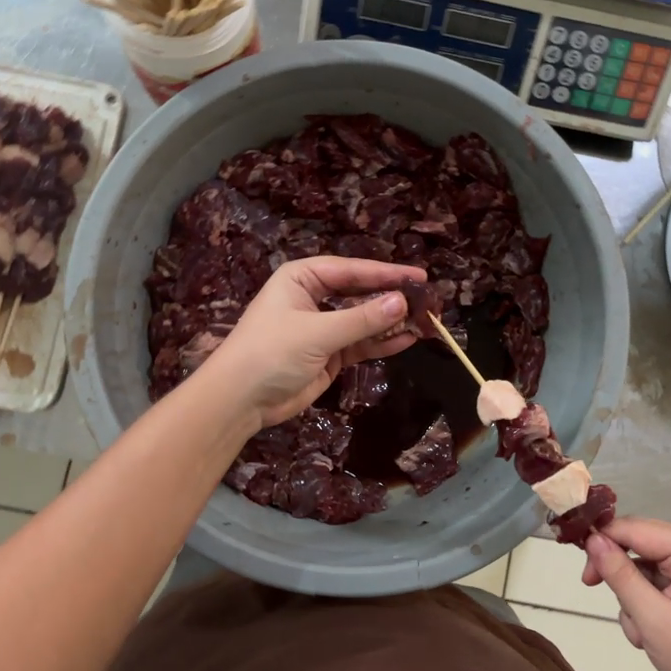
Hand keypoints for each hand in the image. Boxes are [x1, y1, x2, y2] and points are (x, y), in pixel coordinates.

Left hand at [197, 256, 427, 427]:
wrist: (240, 400)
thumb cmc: (271, 353)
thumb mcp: (317, 332)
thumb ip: (362, 319)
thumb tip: (403, 301)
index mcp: (302, 278)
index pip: (352, 270)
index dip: (387, 273)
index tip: (420, 276)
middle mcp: (314, 297)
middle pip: (361, 293)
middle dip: (393, 298)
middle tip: (430, 300)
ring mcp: (322, 327)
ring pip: (365, 320)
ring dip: (392, 321)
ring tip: (427, 321)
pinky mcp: (329, 355)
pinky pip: (361, 343)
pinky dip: (382, 342)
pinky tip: (408, 339)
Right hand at [581, 518, 670, 670]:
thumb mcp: (654, 621)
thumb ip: (621, 576)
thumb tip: (592, 540)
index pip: (636, 528)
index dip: (604, 542)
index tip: (584, 573)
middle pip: (641, 546)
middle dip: (620, 575)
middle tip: (597, 596)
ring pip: (646, 570)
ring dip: (634, 599)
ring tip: (643, 634)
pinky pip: (660, 587)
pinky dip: (648, 608)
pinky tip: (653, 637)